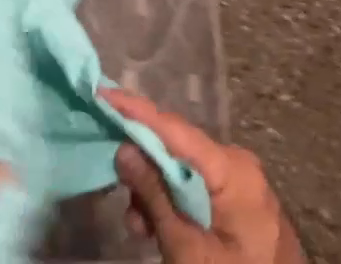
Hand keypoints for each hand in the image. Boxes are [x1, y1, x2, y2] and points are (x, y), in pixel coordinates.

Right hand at [101, 89, 302, 263]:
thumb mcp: (187, 249)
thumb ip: (153, 195)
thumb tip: (123, 148)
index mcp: (232, 170)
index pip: (173, 128)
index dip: (134, 109)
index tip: (99, 92)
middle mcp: (238, 164)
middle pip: (175, 145)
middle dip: (140, 161)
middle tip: (110, 180)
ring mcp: (240, 182)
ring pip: (181, 168)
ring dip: (153, 189)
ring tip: (137, 225)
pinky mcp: (239, 199)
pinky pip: (195, 185)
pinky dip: (172, 201)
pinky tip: (155, 228)